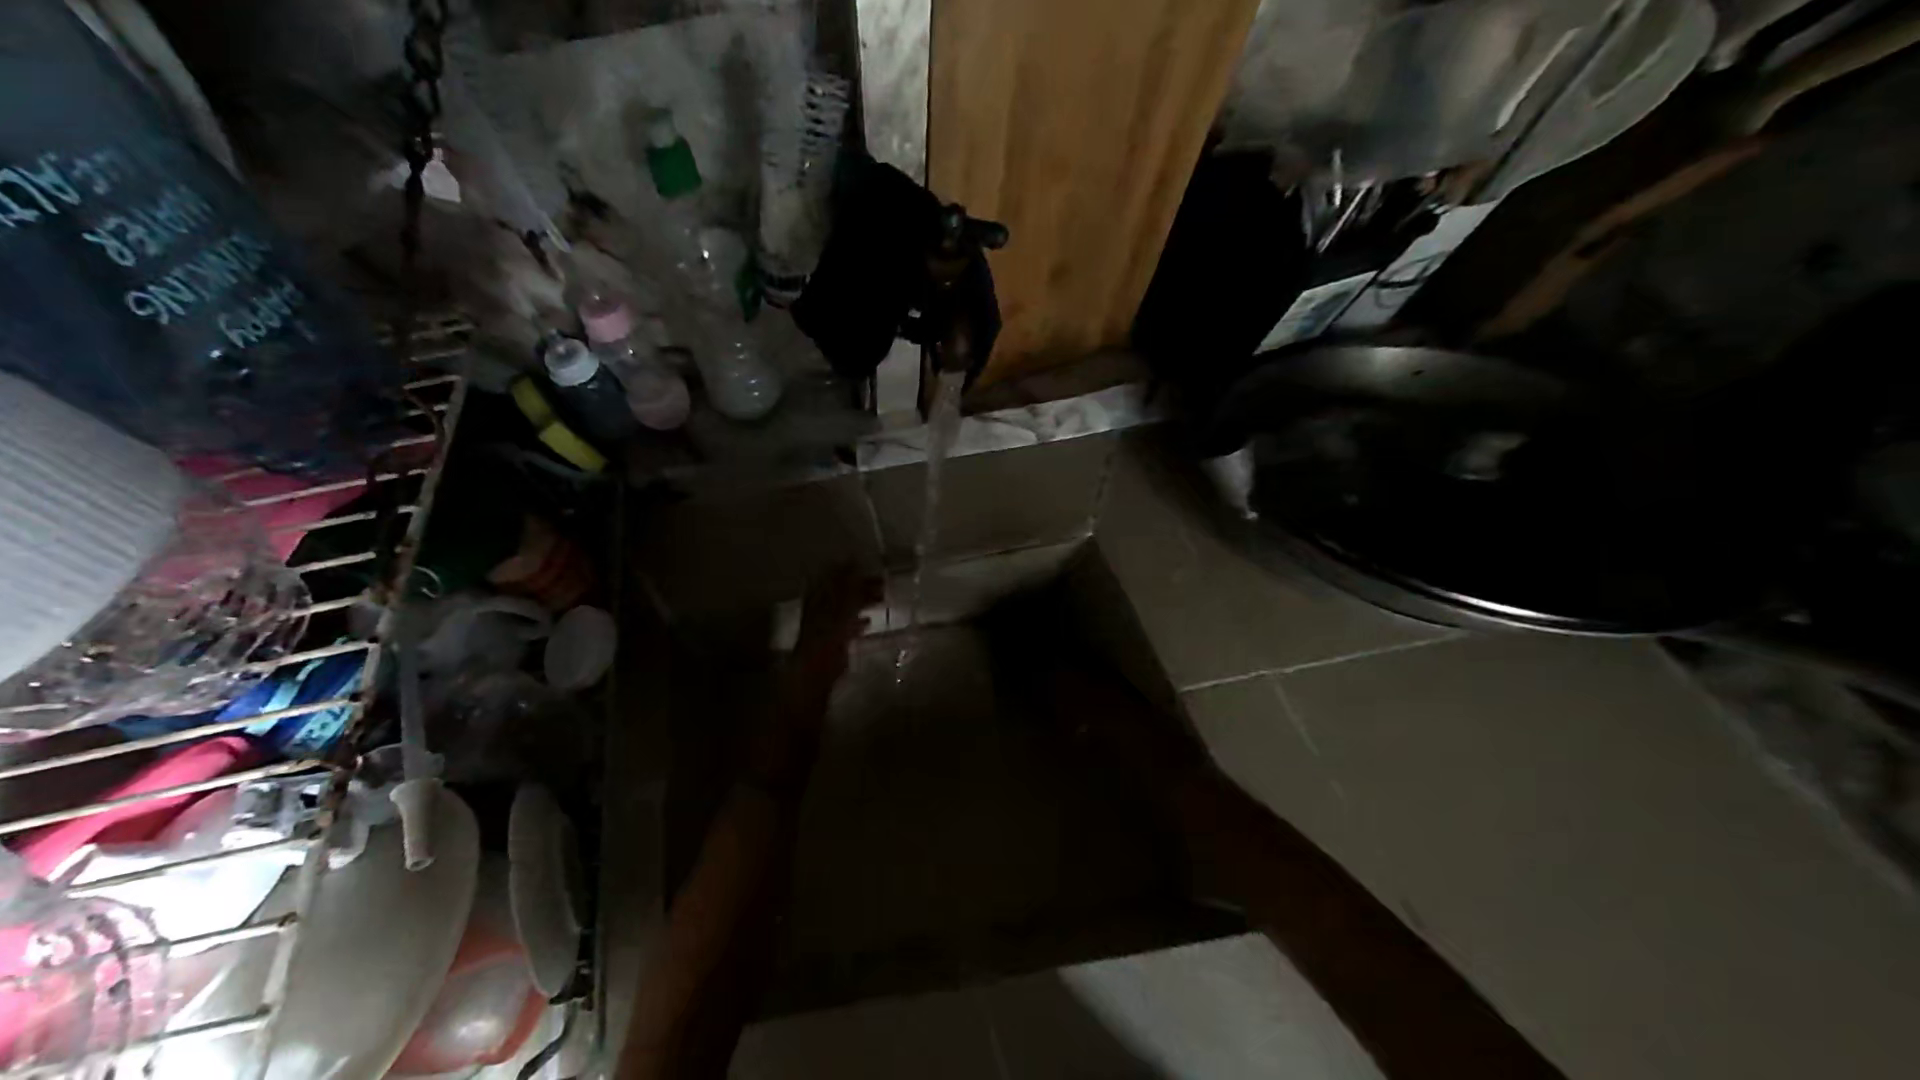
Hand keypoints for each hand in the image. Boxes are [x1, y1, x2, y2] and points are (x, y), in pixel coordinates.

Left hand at [790, 567, 881, 683]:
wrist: (819, 667)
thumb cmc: (829, 631)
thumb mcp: (842, 603)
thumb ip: (849, 584)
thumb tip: (854, 559)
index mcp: (819, 595)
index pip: (834, 576)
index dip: (849, 568)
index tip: (868, 563)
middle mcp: (821, 607)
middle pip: (843, 591)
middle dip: (862, 586)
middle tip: (882, 583)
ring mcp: (827, 624)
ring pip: (847, 607)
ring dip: (863, 602)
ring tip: (881, 599)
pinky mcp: (834, 640)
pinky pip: (848, 626)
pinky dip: (859, 621)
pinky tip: (869, 621)